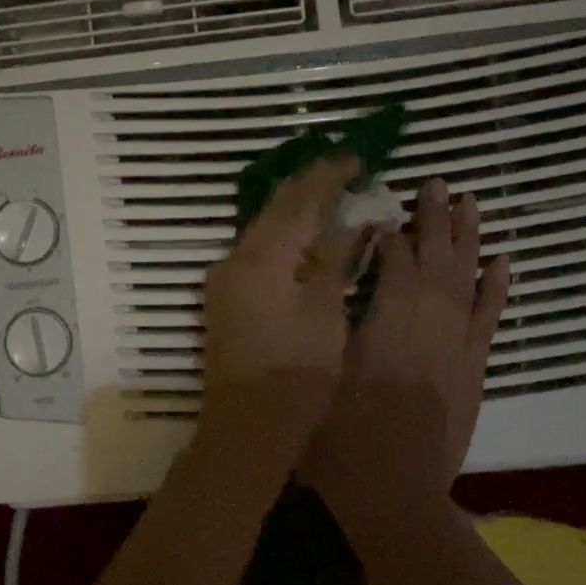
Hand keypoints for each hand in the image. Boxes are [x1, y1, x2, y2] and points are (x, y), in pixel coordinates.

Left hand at [194, 155, 362, 462]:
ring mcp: (224, 280)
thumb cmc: (297, 372)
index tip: (360, 156)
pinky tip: (308, 240)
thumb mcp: (327, 312)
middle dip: (311, 186)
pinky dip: (284, 240)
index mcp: (262, 257)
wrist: (247, 427)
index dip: (331, 173)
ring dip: (296, 213)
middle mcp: (234, 259)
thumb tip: (356, 220)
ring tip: (334, 200)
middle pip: (275, 208)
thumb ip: (337, 259)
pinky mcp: (224, 299)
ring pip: (264, 230)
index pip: (300, 198)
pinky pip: (256, 253)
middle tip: (348, 172)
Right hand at [299, 178, 510, 523]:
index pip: (394, 263)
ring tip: (470, 202)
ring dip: (468, 239)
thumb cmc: (341, 444)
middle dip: (435, 219)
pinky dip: (496, 287)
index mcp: (384, 325)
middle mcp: (426, 325)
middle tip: (436, 182)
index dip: (390, 234)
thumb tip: (333, 286)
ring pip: (466, 279)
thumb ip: (328, 328)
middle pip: (435, 260)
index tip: (385, 210)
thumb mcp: (317, 380)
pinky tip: (502, 261)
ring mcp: (455, 347)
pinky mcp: (473, 369)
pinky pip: (488, 318)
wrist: (395, 496)